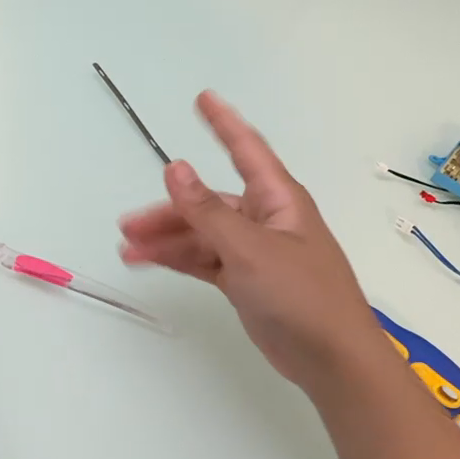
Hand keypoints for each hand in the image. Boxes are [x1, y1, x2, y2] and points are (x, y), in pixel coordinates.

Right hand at [118, 92, 386, 390]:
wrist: (332, 361)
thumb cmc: (300, 295)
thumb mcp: (249, 249)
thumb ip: (206, 211)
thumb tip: (175, 168)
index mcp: (277, 200)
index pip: (246, 150)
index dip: (223, 123)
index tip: (202, 97)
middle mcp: (264, 219)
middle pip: (208, 202)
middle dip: (169, 208)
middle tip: (128, 223)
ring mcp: (253, 250)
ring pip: (200, 232)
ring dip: (166, 237)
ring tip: (127, 248)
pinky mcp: (244, 279)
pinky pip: (202, 258)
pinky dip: (176, 258)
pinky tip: (146, 262)